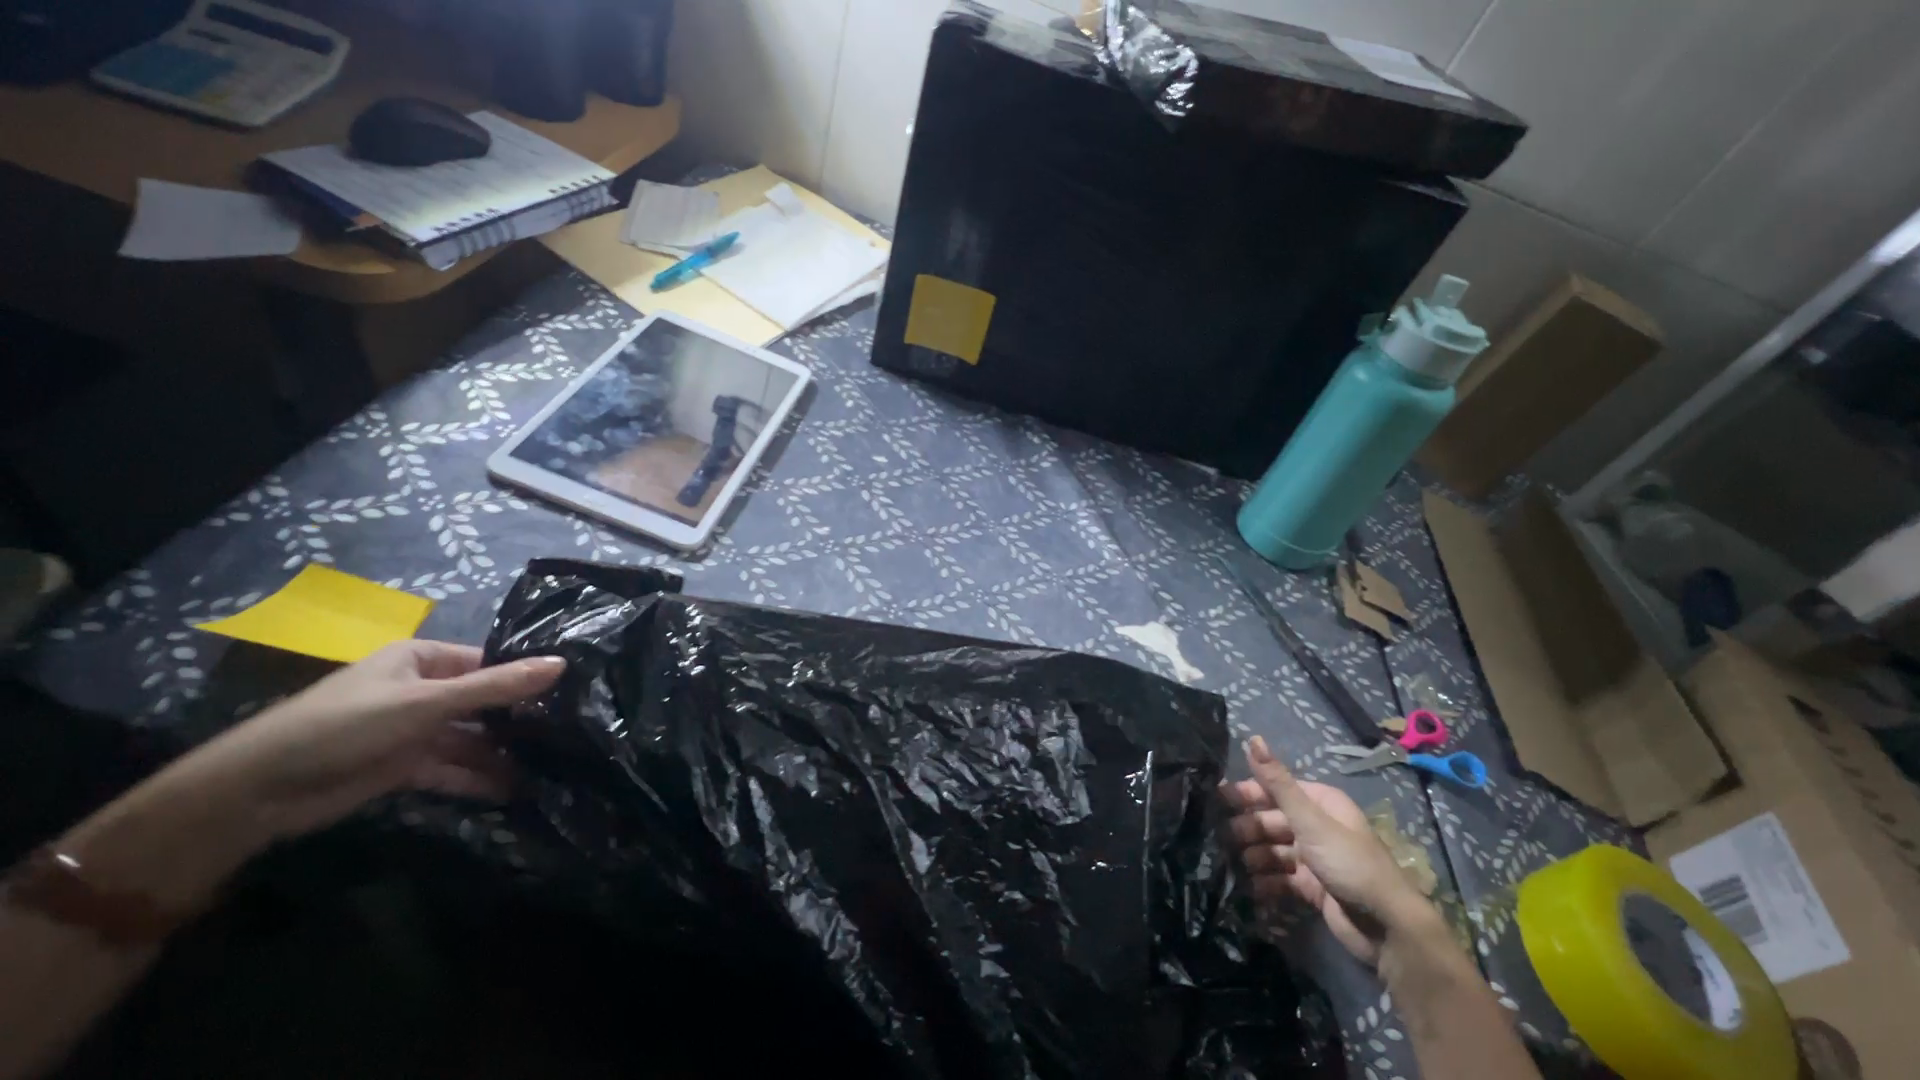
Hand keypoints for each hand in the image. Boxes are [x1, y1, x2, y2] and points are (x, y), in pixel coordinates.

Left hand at [178, 641, 565, 844]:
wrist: (262, 789)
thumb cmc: (346, 725)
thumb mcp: (426, 701)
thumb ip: (494, 687)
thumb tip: (561, 664)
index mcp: (422, 659)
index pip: (489, 662)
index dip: (527, 675)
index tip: (575, 691)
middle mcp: (421, 690)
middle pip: (482, 703)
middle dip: (520, 720)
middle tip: (573, 733)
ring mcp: (412, 731)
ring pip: (470, 740)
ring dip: (502, 755)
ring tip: (553, 769)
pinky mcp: (403, 767)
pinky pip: (451, 770)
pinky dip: (478, 780)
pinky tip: (514, 791)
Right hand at [1222, 735, 1432, 965]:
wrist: (1385, 926)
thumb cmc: (1349, 863)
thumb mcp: (1311, 820)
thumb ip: (1278, 783)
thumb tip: (1252, 737)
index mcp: (1320, 803)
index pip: (1274, 790)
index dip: (1247, 794)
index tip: (1215, 800)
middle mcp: (1316, 826)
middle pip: (1271, 821)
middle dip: (1247, 829)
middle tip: (1220, 839)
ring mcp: (1313, 858)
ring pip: (1272, 850)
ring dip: (1252, 856)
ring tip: (1232, 865)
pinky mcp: (1311, 886)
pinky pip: (1279, 878)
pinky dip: (1263, 881)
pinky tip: (1247, 887)